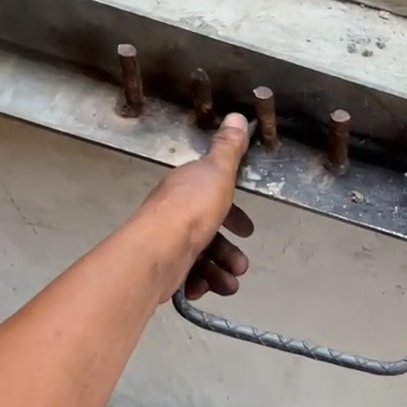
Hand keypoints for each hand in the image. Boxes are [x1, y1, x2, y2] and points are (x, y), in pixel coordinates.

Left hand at [140, 112, 253, 298]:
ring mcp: (168, 243)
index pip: (212, 198)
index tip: (247, 230)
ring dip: (220, 272)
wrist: (158, 251)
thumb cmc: (191, 209)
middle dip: (229, 251)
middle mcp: (175, 214)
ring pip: (202, 259)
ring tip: (229, 284)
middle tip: (241, 266)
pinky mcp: (163, 269)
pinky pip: (187, 278)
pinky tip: (204, 289)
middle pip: (210, 233)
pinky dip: (200, 284)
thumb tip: (237, 117)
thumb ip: (229, 149)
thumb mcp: (217, 172)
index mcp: (187, 188)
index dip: (233, 214)